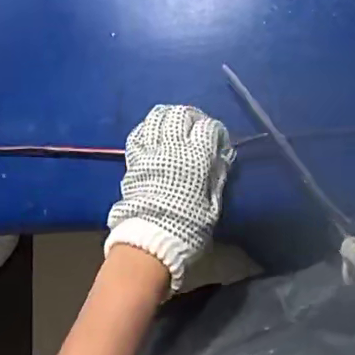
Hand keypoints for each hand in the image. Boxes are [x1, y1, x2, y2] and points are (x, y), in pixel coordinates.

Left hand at [105, 105, 232, 290]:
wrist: (150, 239)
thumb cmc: (187, 227)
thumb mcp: (212, 205)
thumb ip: (215, 177)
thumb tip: (220, 157)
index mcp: (196, 158)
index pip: (208, 128)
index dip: (215, 130)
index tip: (218, 139)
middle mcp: (172, 147)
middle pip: (181, 115)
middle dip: (192, 116)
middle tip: (196, 126)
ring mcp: (150, 150)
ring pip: (157, 117)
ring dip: (168, 116)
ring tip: (175, 123)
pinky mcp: (134, 158)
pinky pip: (139, 133)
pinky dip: (147, 128)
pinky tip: (154, 133)